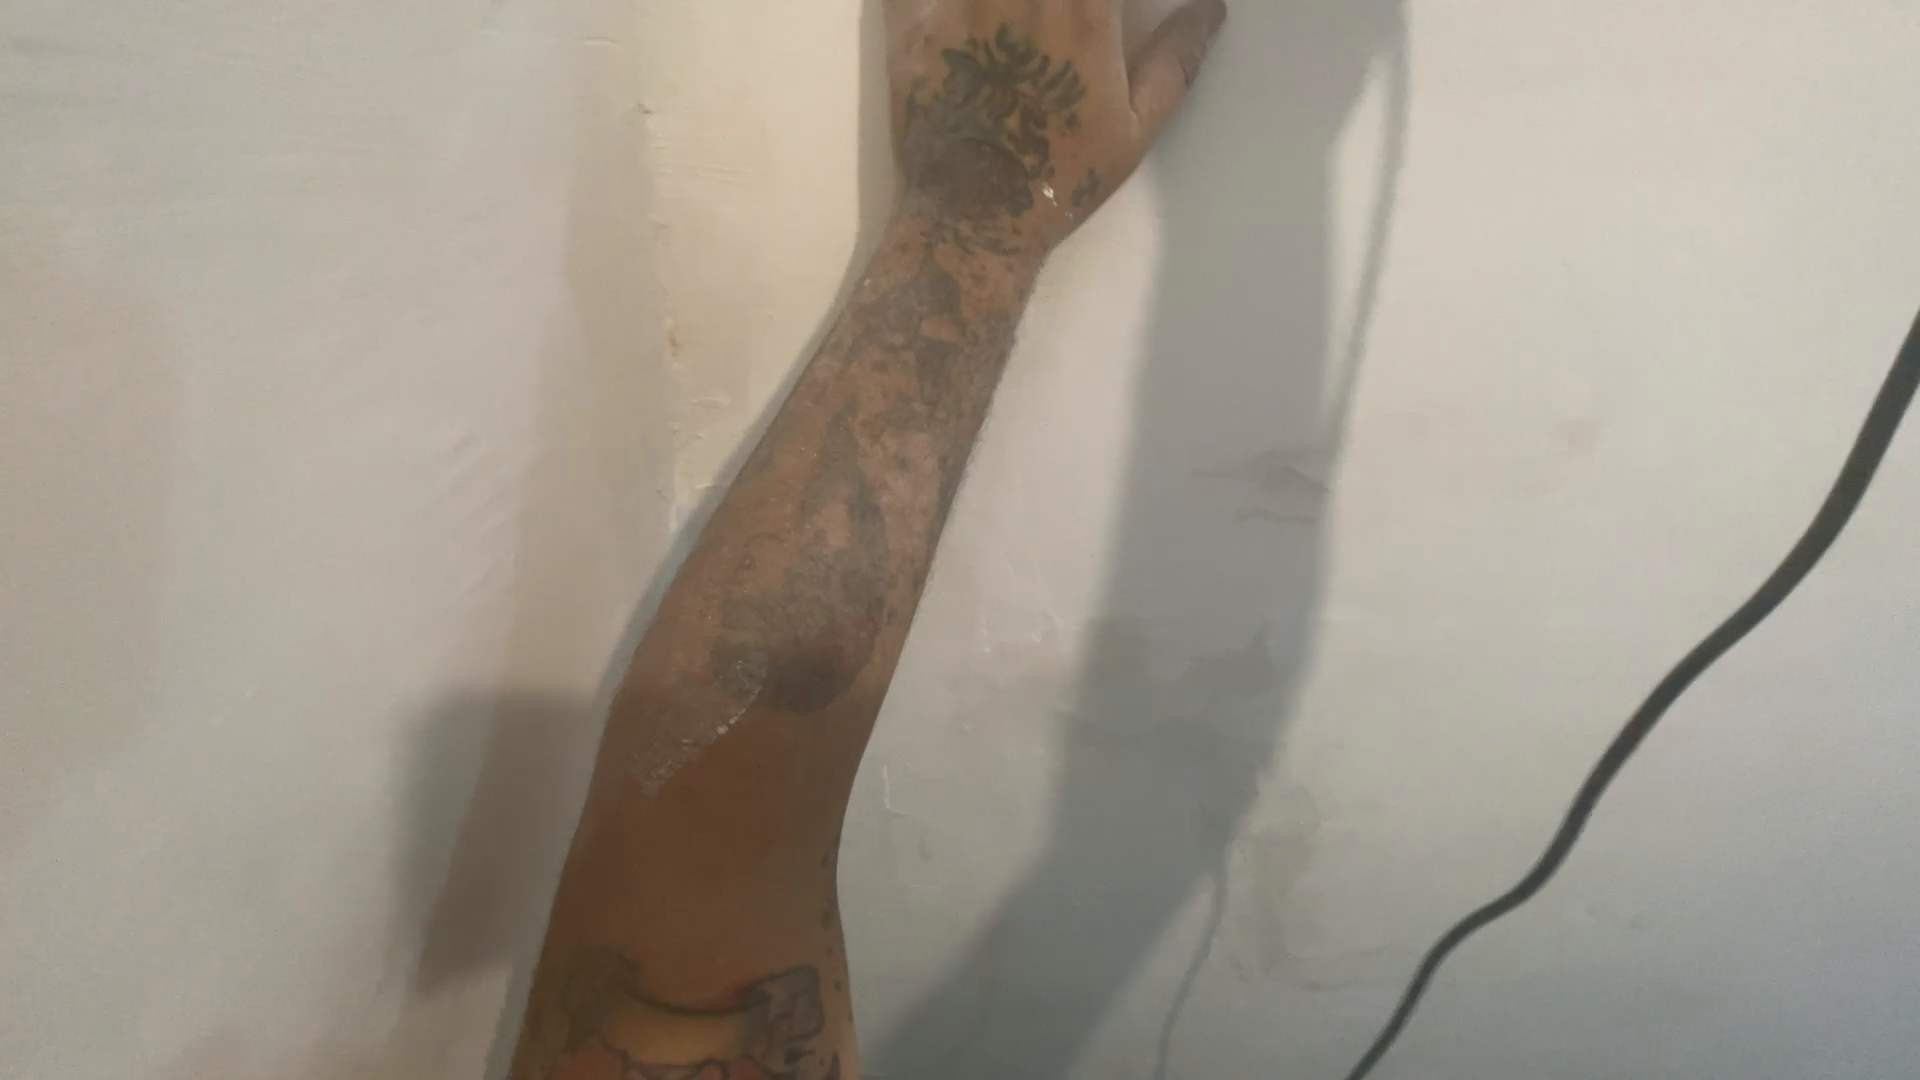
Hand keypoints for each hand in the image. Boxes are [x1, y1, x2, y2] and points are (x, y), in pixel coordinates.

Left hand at [887, 0, 1228, 257]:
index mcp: (1081, 10)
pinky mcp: (910, 29)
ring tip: (1013, 16)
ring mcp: (958, 6)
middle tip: (1057, 12)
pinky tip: (947, 10)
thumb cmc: (1058, 185)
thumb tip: (1210, 7)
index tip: (1097, 7)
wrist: (973, 226)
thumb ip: (1174, 63)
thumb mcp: (1131, 135)